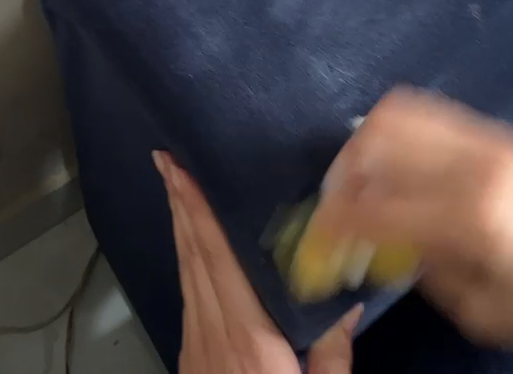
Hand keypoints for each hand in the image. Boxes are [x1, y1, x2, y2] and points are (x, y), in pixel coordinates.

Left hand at [156, 150, 359, 373]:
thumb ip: (332, 350)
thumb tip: (347, 297)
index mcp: (250, 339)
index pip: (218, 259)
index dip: (197, 210)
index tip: (179, 171)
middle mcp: (214, 332)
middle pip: (192, 254)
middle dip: (178, 202)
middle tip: (165, 158)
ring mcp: (196, 345)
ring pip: (184, 270)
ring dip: (178, 223)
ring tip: (173, 185)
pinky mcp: (190, 357)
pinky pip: (186, 292)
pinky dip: (185, 257)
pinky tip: (189, 243)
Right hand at [309, 88, 512, 368]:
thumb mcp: (490, 314)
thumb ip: (427, 271)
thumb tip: (391, 246)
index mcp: (473, 218)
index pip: (374, 206)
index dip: (332, 223)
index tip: (315, 240)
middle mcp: (474, 165)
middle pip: (375, 140)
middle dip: (342, 172)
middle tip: (336, 204)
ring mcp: (489, 140)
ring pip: (396, 113)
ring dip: (366, 144)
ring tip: (364, 178)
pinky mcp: (501, 134)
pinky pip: (428, 114)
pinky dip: (398, 131)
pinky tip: (403, 164)